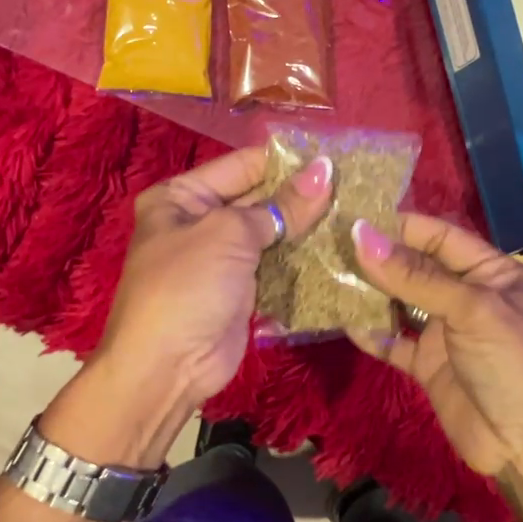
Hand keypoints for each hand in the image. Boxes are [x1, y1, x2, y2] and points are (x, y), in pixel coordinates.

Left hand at [94, 146, 334, 406]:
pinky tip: (340, 246)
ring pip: (271, 234)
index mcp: (181, 196)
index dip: (287, 160)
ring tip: (357, 210)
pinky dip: (302, 258)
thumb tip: (326, 170)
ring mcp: (220, 259)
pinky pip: (275, 266)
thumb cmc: (186, 286)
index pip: (242, 165)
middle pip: (258, 198)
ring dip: (307, 227)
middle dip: (301, 194)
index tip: (336, 154)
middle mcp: (198, 222)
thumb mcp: (230, 234)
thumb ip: (281, 205)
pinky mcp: (241, 291)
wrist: (165, 367)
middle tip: (355, 183)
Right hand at [347, 215, 522, 477]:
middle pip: (416, 267)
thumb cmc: (515, 365)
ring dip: (369, 292)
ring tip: (326, 276)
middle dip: (378, 257)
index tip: (354, 217)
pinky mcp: (429, 366)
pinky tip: (342, 322)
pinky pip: (394, 343)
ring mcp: (447, 333)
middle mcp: (467, 297)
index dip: (402, 226)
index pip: (441, 237)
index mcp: (492, 273)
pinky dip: (371, 333)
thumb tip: (360, 235)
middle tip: (329, 245)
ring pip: (401, 303)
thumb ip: (415, 276)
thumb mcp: (472, 311)